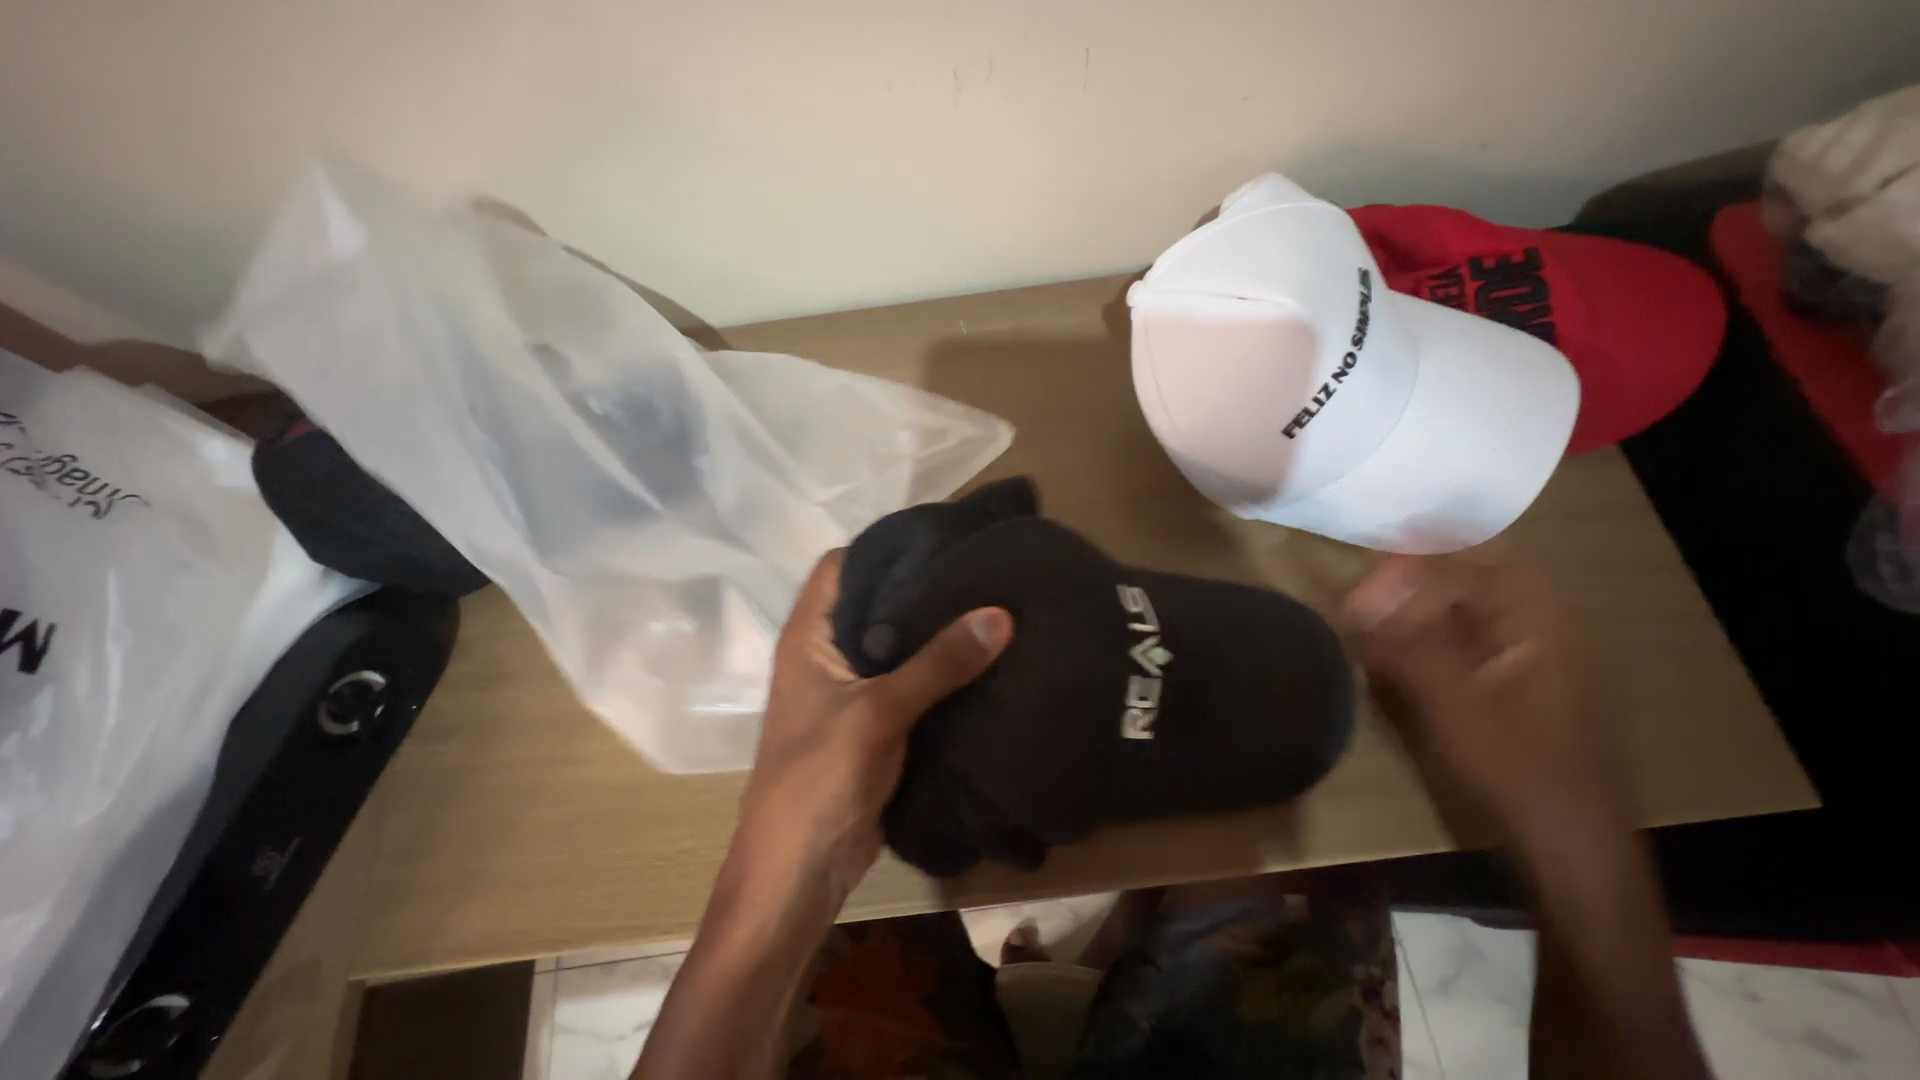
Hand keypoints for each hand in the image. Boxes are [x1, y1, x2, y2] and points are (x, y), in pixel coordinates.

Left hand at [733, 548, 1013, 897]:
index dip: (886, 546)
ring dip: (936, 632)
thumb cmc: (819, 779)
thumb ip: (938, 663)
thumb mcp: (878, 713)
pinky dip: (941, 672)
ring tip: (994, 605)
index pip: (843, 565)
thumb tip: (1001, 612)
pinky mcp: (875, 725)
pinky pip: (911, 684)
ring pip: (896, 646)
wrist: (800, 870)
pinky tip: (984, 660)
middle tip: (983, 569)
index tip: (943, 537)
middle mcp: (826, 655)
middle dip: (923, 588)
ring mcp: (851, 692)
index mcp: (808, 637)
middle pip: (875, 603)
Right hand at [1341, 542, 1630, 847]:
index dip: (1421, 552)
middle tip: (1359, 599)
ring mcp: (1529, 662)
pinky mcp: (1514, 692)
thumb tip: (1359, 598)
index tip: (1369, 560)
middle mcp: (1537, 629)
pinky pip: (1463, 648)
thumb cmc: (1519, 766)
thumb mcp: (1454, 701)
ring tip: (1366, 625)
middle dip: (1410, 583)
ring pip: (1462, 616)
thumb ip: (1406, 643)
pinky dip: (1424, 645)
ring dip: (1413, 614)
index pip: (1476, 555)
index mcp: (1537, 618)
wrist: (1571, 842)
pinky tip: (1391, 661)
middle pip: (1468, 582)